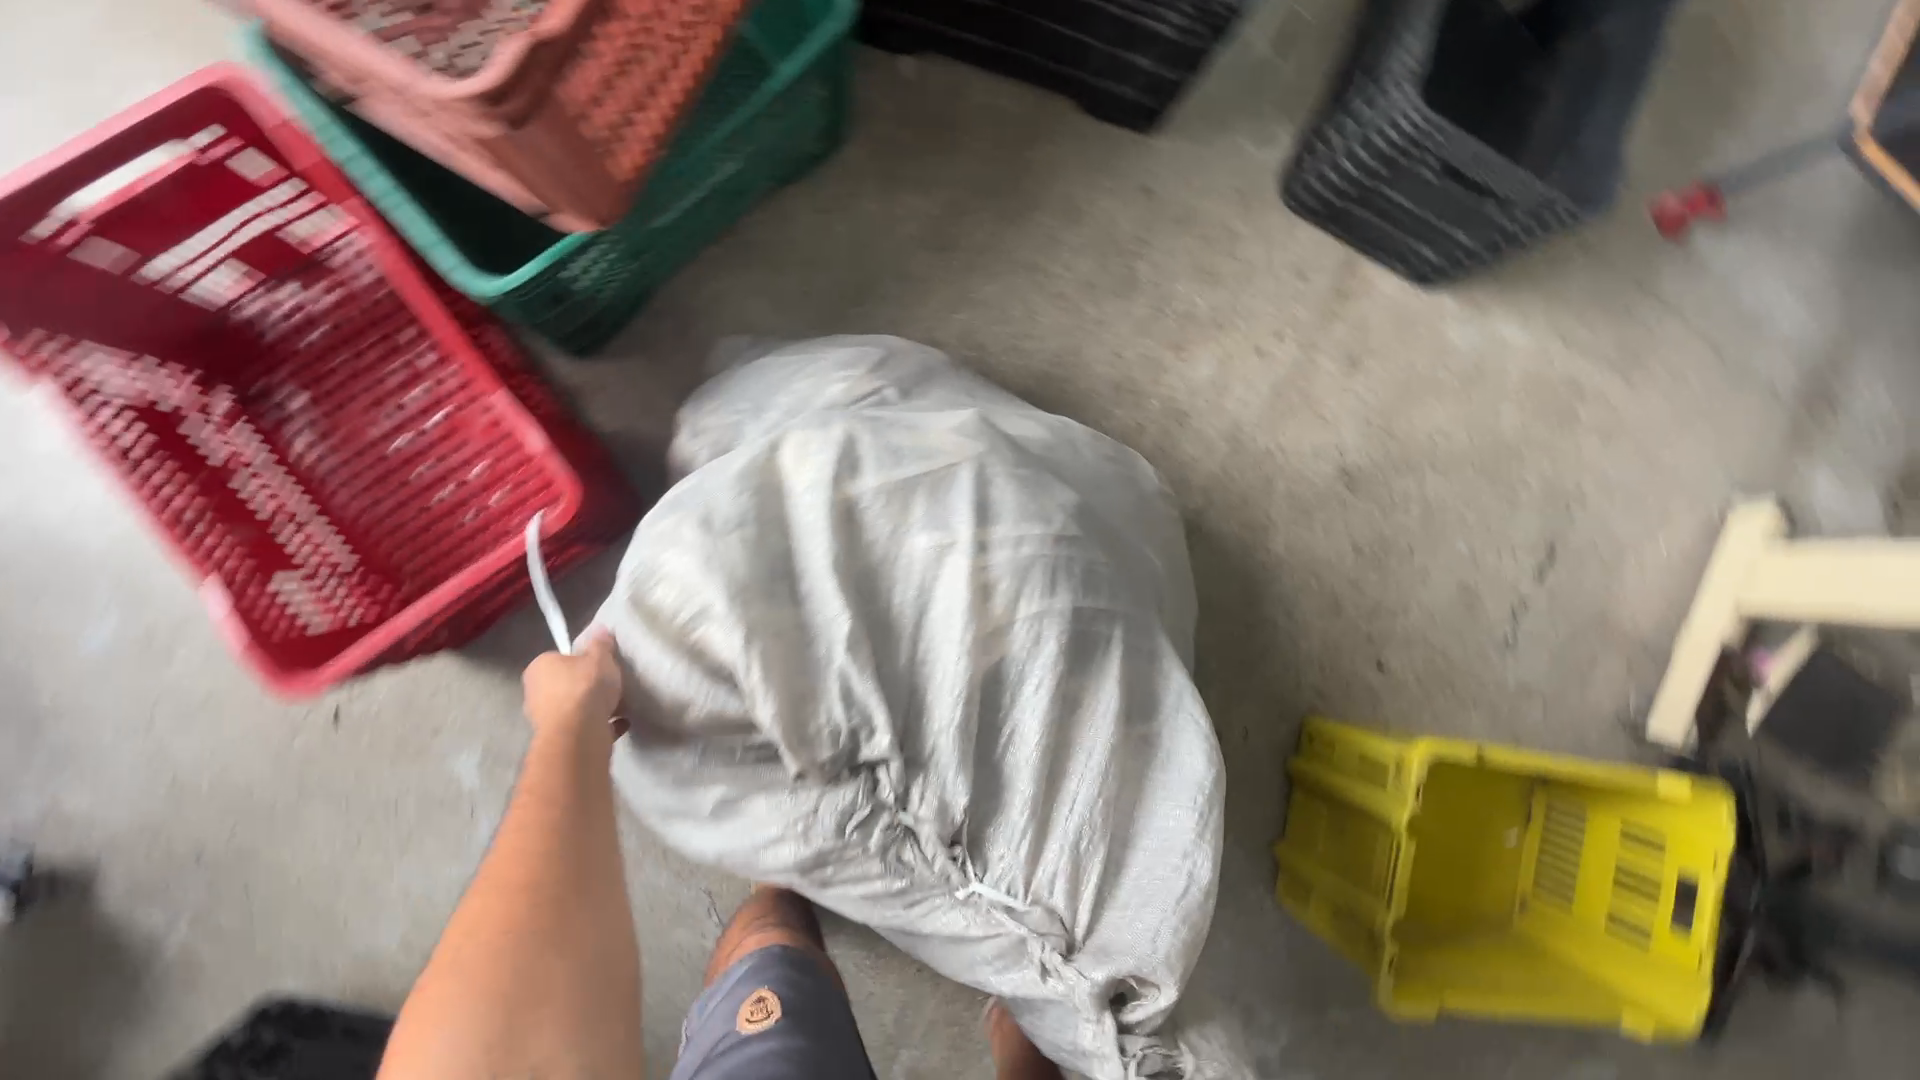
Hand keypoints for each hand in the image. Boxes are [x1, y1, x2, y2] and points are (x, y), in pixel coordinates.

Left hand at [522, 631, 624, 741]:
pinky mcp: (557, 738)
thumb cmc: (586, 687)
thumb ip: (601, 644)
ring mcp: (543, 718)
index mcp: (539, 667)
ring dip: (589, 707)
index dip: (579, 660)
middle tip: (607, 684)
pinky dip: (598, 724)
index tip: (598, 664)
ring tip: (617, 705)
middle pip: (563, 684)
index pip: (558, 658)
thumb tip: (600, 628)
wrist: (579, 733)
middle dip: (583, 685)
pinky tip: (619, 723)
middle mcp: (534, 692)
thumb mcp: (600, 658)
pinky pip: (582, 727)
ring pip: (570, 707)